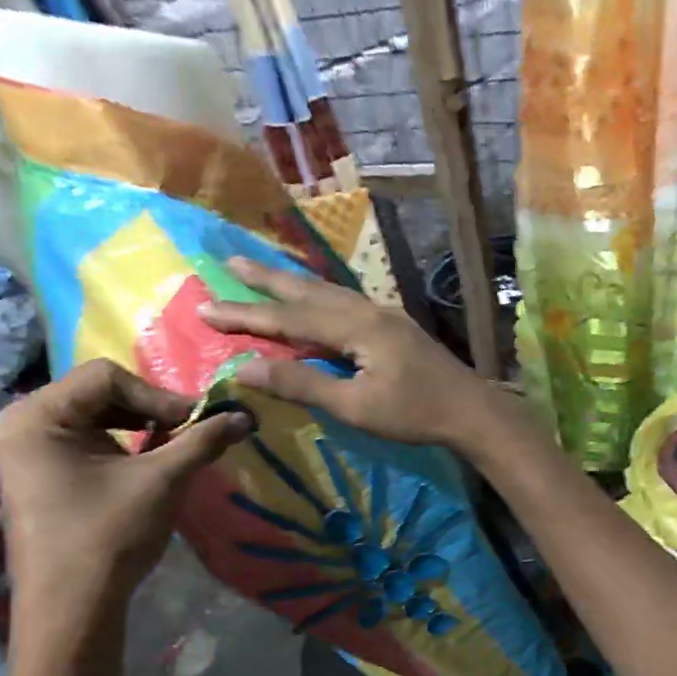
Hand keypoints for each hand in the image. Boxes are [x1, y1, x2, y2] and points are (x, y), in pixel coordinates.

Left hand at [0, 360, 249, 599]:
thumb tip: (246, 416)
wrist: (73, 604)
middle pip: (101, 392)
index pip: (107, 377)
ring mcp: (29, 449)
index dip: (158, 395)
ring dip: (143, 427)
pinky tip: (150, 464)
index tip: (196, 424)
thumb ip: (203, 441)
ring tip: (175, 448)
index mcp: (36, 416)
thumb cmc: (109, 534)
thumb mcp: (162, 480)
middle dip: (151, 410)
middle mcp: (23, 422)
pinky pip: (89, 439)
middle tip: (191, 433)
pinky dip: (126, 444)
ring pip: (98, 415)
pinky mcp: (43, 471)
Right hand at [201, 256, 506, 451]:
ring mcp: (386, 316)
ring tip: (266, 273)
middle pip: (309, 291)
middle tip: (230, 262)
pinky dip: (321, 298)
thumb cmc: (415, 414)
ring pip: (330, 292)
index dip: (246, 315)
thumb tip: (245, 368)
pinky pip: (347, 303)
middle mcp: (368, 311)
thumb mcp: (356, 406)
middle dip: (267, 280)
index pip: (289, 318)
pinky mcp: (396, 328)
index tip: (204, 308)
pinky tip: (319, 302)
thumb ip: (302, 384)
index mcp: (356, 327)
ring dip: (295, 284)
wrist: (472, 411)